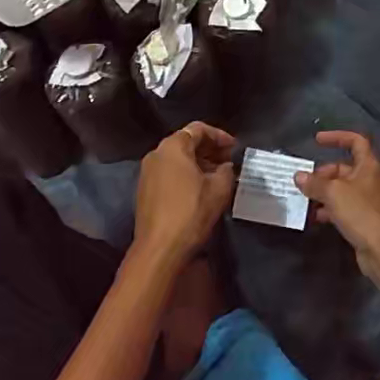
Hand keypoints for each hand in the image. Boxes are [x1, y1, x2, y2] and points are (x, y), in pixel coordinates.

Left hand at [134, 122, 236, 261]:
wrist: (159, 249)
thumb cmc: (191, 211)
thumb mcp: (220, 188)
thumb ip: (226, 170)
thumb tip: (225, 167)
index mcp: (173, 146)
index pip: (199, 129)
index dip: (220, 136)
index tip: (234, 147)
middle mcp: (156, 154)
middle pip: (186, 142)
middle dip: (209, 149)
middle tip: (228, 161)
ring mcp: (147, 173)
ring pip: (177, 159)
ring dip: (198, 163)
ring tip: (218, 176)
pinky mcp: (144, 191)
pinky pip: (169, 173)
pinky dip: (185, 175)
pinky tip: (200, 189)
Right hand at [295, 131, 379, 283]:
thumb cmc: (361, 212)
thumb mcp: (334, 194)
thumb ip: (315, 183)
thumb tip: (298, 176)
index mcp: (368, 165)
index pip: (355, 141)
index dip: (337, 137)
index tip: (317, 140)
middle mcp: (369, 178)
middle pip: (344, 167)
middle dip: (324, 172)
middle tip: (306, 181)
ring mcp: (366, 199)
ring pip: (341, 189)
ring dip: (323, 192)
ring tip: (305, 198)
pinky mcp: (362, 218)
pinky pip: (342, 207)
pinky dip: (329, 208)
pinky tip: (315, 216)